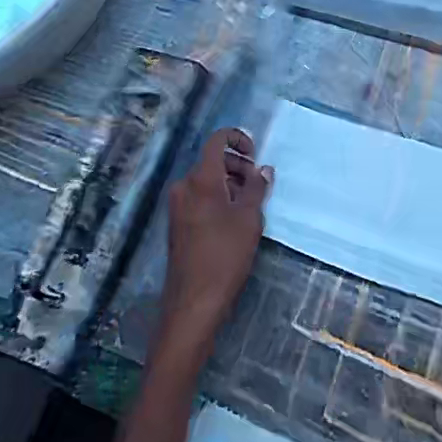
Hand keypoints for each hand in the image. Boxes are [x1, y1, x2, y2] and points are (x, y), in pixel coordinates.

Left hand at [159, 127, 272, 349]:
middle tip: (258, 184)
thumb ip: (257, 188)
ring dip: (229, 183)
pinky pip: (199, 198)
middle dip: (237, 165)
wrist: (193, 302)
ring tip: (249, 205)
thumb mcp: (249, 219)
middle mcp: (184, 186)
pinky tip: (233, 220)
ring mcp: (177, 206)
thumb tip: (264, 169)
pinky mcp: (177, 223)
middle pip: (212, 161)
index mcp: (200, 179)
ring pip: (206, 181)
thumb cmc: (225, 255)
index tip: (255, 153)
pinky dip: (217, 198)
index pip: (216, 141)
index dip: (237, 139)